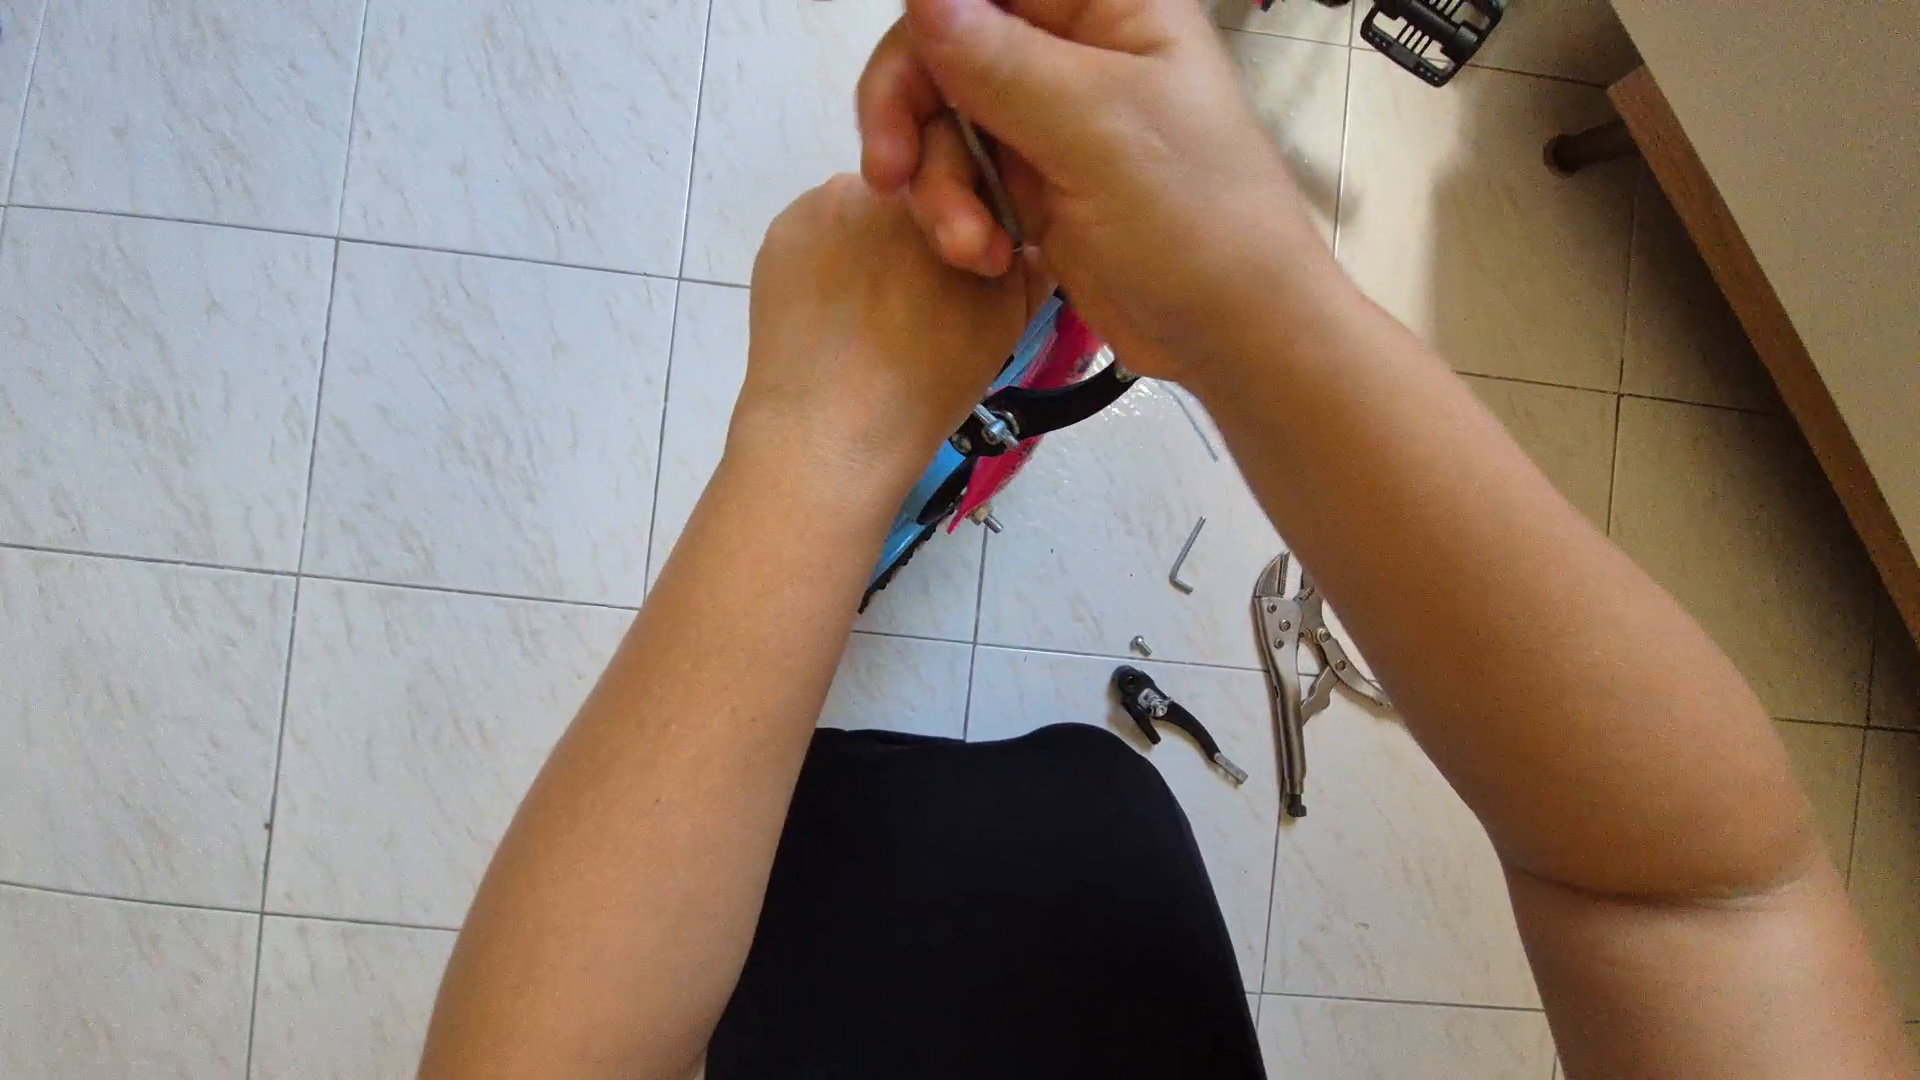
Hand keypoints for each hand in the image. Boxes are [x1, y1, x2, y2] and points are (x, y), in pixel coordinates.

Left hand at [731, 175, 1050, 501]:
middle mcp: (885, 183)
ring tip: (867, 315)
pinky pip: (816, 234)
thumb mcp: (1005, 325)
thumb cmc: (929, 386)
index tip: (961, 278)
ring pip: (858, 213)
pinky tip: (831, 314)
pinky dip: (827, 263)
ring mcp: (822, 204)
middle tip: (913, 303)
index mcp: (947, 200)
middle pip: (909, 198)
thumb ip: (1025, 265)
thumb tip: (1024, 235)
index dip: (967, 233)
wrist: (833, 433)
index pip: (965, 190)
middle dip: (916, 237)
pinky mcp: (780, 233)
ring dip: (869, 247)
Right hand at [856, 0, 1333, 381]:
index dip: (926, 26)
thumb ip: (1003, 63)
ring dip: (941, 192)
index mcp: (1102, 6)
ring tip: (971, 249)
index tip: (898, 94)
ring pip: (946, 129)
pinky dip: (961, 222)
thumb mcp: (1097, 132)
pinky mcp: (1036, 191)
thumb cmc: (1190, 220)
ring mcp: (1048, 127)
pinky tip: (988, 258)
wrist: (1225, 330)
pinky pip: (967, 186)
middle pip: (945, 52)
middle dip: (912, 119)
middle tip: (888, 177)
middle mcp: (1068, 55)